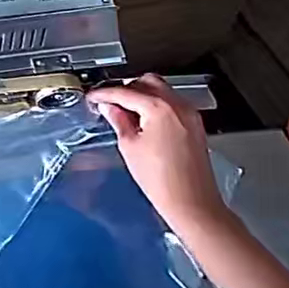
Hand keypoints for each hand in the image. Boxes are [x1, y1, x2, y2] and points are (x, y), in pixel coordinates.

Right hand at [89, 74, 228, 231]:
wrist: (192, 205)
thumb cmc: (163, 181)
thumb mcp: (129, 147)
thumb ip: (118, 120)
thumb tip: (109, 108)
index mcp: (159, 108)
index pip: (124, 92)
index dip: (104, 93)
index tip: (93, 97)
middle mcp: (177, 106)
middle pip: (146, 82)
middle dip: (125, 89)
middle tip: (109, 102)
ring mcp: (189, 115)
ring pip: (161, 90)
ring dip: (142, 95)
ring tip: (126, 112)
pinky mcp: (195, 126)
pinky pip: (172, 104)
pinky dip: (157, 105)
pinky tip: (145, 121)